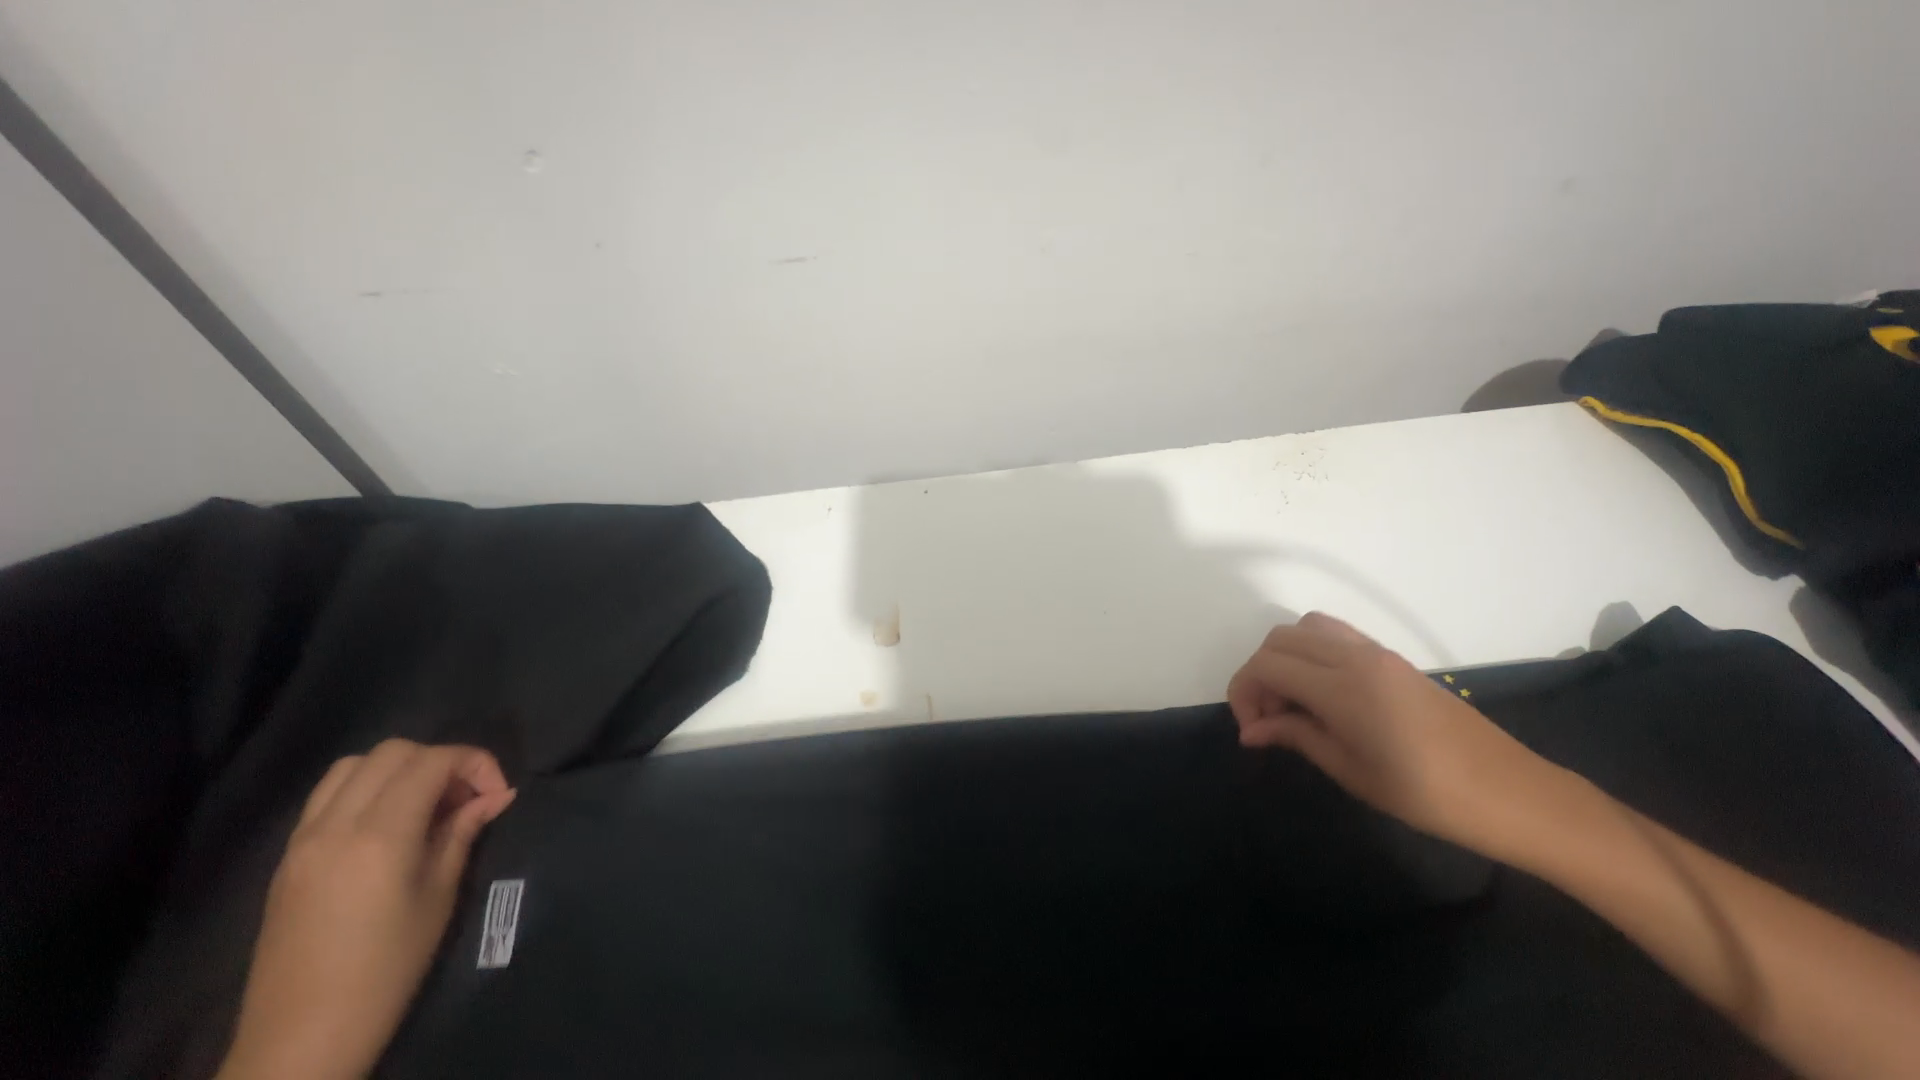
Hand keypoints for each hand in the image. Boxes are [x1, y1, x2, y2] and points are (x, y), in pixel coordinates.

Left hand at [216, 740, 516, 1079]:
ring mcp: (304, 838)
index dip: (473, 763)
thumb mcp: (439, 899)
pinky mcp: (288, 856)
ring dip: (398, 770)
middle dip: (439, 762)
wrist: (303, 1034)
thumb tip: (495, 796)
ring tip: (426, 806)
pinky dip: (365, 789)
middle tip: (464, 800)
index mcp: (379, 835)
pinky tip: (388, 824)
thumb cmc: (387, 970)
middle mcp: (335, 824)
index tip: (497, 793)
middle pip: (393, 753)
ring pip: (354, 766)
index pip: (431, 762)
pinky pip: (328, 795)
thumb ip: (462, 835)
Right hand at [1227, 612, 1566, 852]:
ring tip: (1292, 704)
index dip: (1244, 691)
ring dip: (1286, 658)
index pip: (1267, 664)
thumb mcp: (1351, 771)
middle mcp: (1357, 657)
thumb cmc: (1425, 794)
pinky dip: (1313, 654)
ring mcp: (1379, 654)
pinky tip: (1323, 697)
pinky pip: (1337, 637)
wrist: (1509, 792)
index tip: (1251, 730)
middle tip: (1266, 719)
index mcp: (1343, 687)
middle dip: (1260, 673)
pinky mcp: (1395, 660)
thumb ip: (1296, 737)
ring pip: (1308, 628)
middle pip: (1281, 638)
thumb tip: (1251, 729)